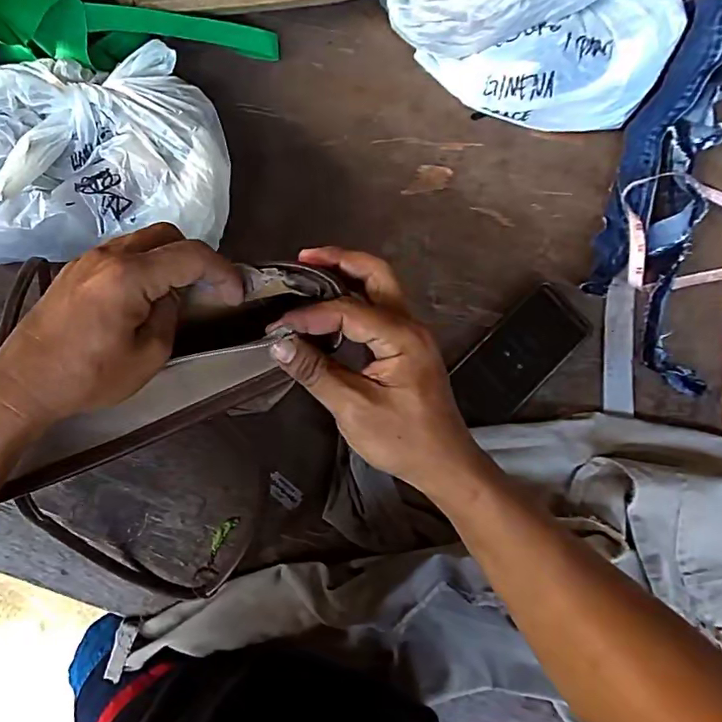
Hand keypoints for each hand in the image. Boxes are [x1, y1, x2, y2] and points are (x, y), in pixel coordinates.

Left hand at [0, 224, 242, 432]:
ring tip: (177, 294)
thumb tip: (173, 297)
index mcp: (127, 275)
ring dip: (167, 259)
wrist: (24, 382)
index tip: (236, 293)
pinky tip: (144, 296)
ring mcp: (86, 259)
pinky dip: (143, 264)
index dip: (222, 270)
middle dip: (195, 257)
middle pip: (166, 234)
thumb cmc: (85, 378)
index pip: (189, 255)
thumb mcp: (146, 358)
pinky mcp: (74, 270)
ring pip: (141, 240)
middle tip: (208, 289)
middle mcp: (107, 256)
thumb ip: (170, 318)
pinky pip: (120, 253)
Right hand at [269, 247, 489, 501]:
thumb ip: (315, 372)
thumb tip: (279, 345)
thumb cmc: (403, 440)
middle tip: (304, 257)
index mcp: (402, 337)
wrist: (444, 464)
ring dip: (348, 273)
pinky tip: (330, 308)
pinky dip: (353, 297)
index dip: (308, 315)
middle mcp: (410, 326)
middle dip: (340, 260)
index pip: (347, 311)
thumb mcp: (354, 408)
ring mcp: (411, 335)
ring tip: (313, 271)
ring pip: (380, 287)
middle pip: (376, 274)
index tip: (277, 327)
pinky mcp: (406, 346)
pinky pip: (378, 308)